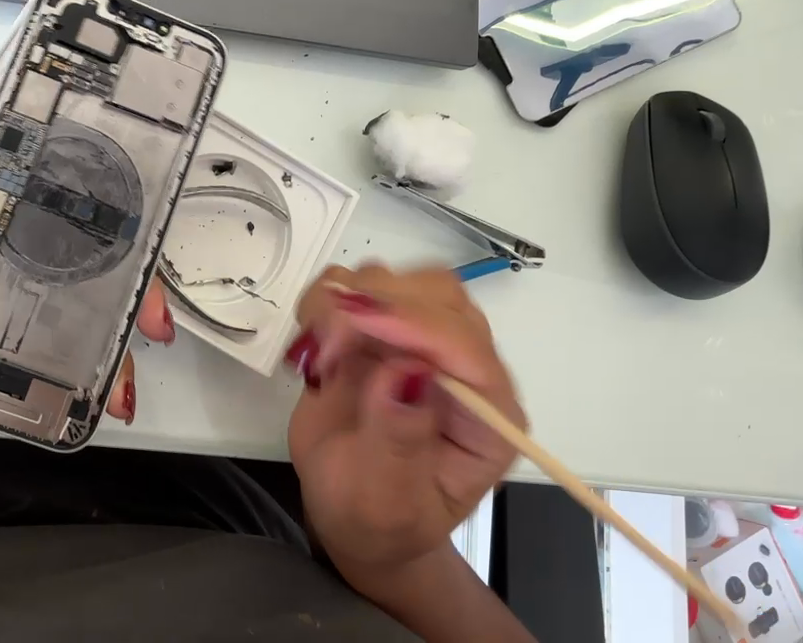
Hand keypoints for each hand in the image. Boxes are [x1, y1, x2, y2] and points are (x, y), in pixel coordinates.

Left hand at [0, 154, 174, 503]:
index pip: (18, 210)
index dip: (70, 199)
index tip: (118, 202)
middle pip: (67, 263)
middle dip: (120, 272)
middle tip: (147, 302)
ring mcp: (4, 334)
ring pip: (79, 315)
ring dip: (119, 324)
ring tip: (141, 348)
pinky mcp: (13, 381)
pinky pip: (67, 371)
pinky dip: (99, 378)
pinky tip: (112, 394)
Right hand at [284, 264, 523, 583]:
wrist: (351, 512)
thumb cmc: (378, 522)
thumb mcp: (388, 503)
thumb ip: (398, 442)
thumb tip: (402, 374)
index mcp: (487, 412)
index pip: (466, 344)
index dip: (413, 323)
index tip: (352, 323)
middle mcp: (459, 366)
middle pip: (434, 294)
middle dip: (376, 307)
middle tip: (328, 352)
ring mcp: (414, 341)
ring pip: (391, 279)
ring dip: (345, 303)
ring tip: (321, 360)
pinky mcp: (373, 329)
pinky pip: (351, 285)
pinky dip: (323, 302)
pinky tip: (315, 348)